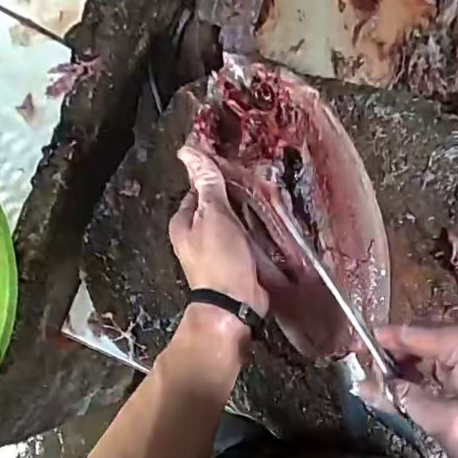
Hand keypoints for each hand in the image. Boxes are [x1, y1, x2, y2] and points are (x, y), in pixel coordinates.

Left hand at [170, 147, 269, 315]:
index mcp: (183, 223)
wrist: (235, 305)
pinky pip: (250, 243)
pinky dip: (259, 235)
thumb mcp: (213, 215)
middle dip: (238, 199)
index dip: (217, 179)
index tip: (239, 171)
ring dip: (252, 217)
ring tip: (271, 204)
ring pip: (237, 225)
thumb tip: (189, 151)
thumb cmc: (220, 260)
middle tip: (260, 186)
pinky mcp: (239, 265)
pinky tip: (274, 227)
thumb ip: (207, 184)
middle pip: (219, 208)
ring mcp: (219, 253)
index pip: (199, 190)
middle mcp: (198, 237)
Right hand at [375, 321, 457, 457]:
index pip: (414, 333)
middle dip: (393, 353)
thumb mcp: (437, 418)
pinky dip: (421, 365)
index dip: (383, 341)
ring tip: (386, 382)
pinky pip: (439, 350)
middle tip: (370, 374)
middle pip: (420, 334)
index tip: (358, 347)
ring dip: (406, 360)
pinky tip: (407, 382)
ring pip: (427, 342)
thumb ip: (399, 396)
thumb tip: (362, 384)